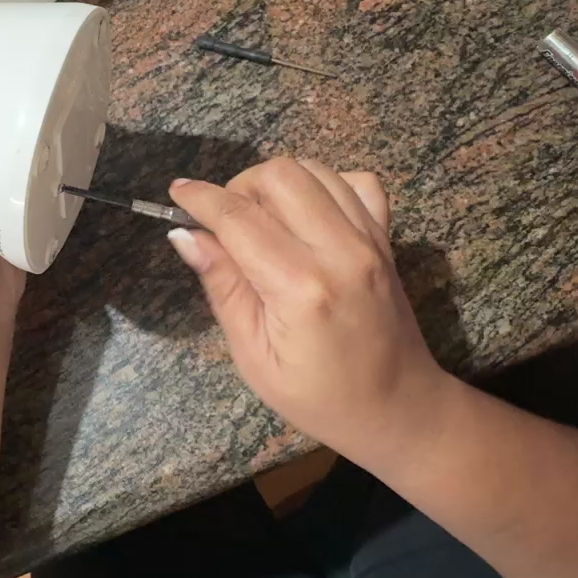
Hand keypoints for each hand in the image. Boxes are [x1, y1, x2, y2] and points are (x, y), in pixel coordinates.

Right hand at [166, 158, 448, 459]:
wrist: (400, 408)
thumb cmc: (318, 397)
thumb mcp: (254, 356)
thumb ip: (223, 287)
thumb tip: (185, 236)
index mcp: (301, 287)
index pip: (239, 218)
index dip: (200, 199)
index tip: (177, 192)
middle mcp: (340, 250)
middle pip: (280, 175)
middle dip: (239, 186)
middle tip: (224, 222)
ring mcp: (370, 239)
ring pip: (315, 169)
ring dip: (277, 183)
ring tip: (261, 219)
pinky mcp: (387, 238)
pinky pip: (357, 182)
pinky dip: (325, 185)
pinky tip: (308, 215)